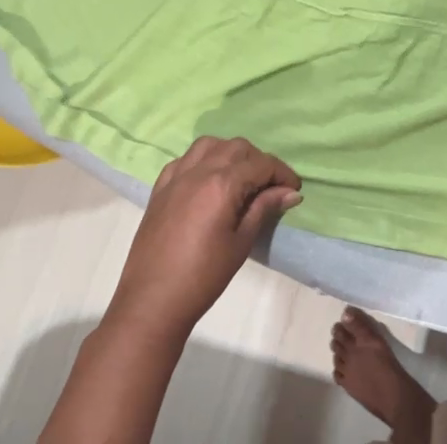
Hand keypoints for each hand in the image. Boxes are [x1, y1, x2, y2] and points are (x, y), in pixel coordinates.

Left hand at [105, 136, 302, 340]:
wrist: (152, 302)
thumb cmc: (203, 276)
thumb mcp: (241, 242)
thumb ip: (264, 209)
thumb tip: (291, 192)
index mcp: (222, 185)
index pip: (261, 164)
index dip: (282, 174)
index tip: (294, 189)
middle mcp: (198, 172)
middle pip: (237, 148)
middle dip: (259, 161)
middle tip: (270, 186)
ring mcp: (176, 178)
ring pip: (209, 145)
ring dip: (230, 153)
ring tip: (239, 176)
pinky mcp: (159, 189)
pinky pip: (184, 160)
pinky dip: (202, 161)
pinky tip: (207, 181)